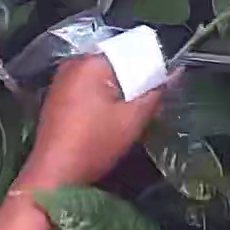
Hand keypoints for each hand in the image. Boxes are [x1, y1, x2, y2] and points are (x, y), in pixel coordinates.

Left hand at [14, 54, 163, 189]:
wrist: (53, 177)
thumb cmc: (94, 144)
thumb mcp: (133, 120)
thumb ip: (156, 92)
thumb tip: (176, 71)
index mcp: (91, 62)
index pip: (131, 52)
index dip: (150, 67)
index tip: (160, 87)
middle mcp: (73, 63)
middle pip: (115, 63)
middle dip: (133, 79)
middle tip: (147, 100)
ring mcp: (61, 79)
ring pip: (101, 76)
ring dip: (117, 89)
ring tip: (130, 110)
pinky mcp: (56, 95)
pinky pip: (87, 86)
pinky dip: (101, 96)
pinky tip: (108, 116)